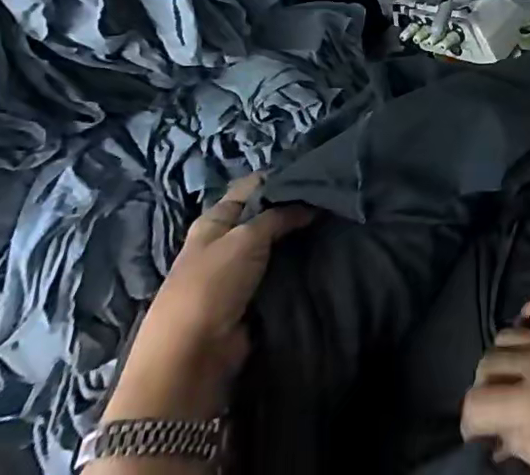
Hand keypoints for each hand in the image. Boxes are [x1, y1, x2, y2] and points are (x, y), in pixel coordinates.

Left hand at [105, 173, 313, 421]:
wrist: (193, 356)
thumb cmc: (212, 284)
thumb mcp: (246, 238)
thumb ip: (278, 216)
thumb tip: (310, 205)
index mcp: (215, 220)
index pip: (252, 187)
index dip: (281, 178)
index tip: (317, 173)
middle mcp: (227, 241)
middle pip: (266, 216)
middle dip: (295, 209)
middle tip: (332, 200)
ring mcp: (240, 271)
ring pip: (277, 245)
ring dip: (299, 239)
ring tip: (336, 223)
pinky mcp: (253, 298)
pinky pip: (281, 273)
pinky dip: (298, 266)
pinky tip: (325, 253)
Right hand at [460, 299, 529, 474]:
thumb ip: (529, 453)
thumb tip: (500, 443)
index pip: (477, 403)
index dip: (470, 423)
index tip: (480, 437)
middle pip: (486, 363)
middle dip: (484, 390)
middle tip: (498, 413)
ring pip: (506, 335)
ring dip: (502, 359)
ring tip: (513, 382)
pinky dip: (526, 321)